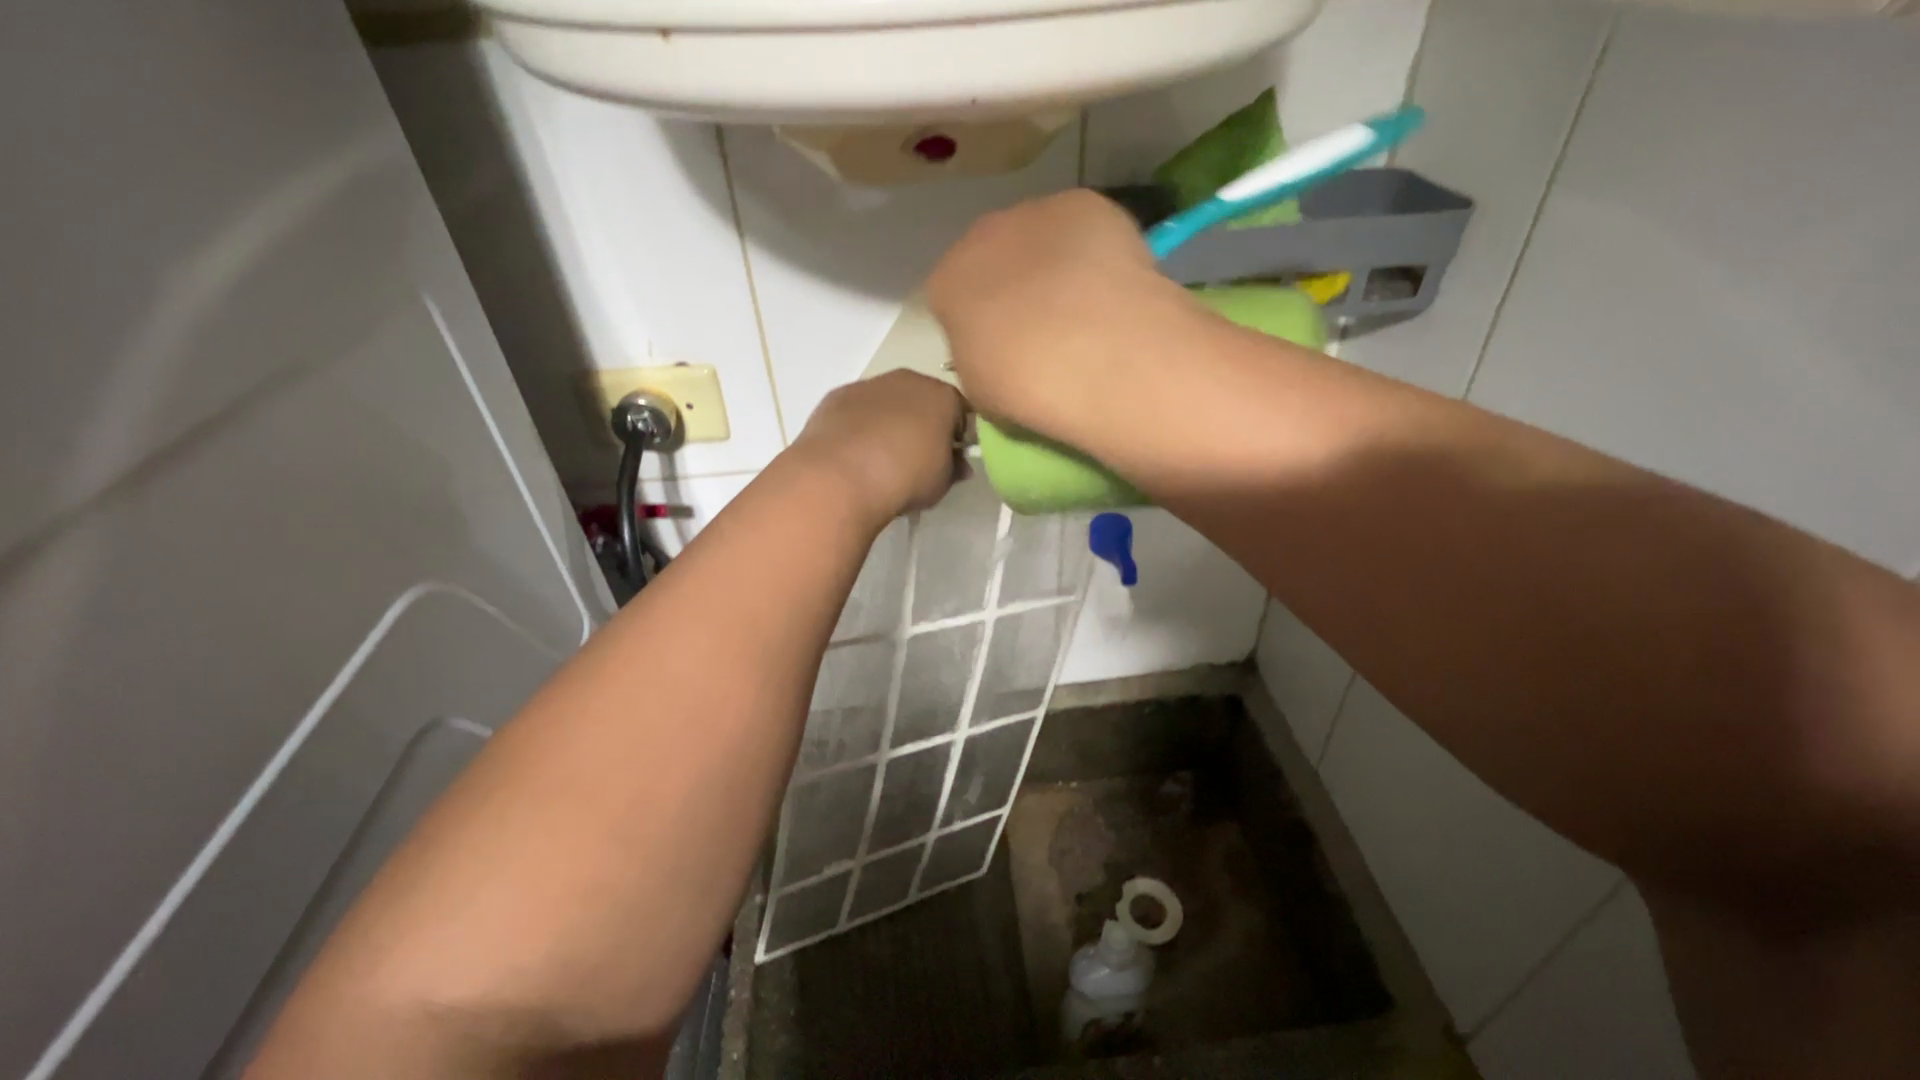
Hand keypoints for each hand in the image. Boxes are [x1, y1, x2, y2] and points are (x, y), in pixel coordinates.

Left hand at [789, 371, 966, 520]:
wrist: (841, 477)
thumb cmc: (905, 477)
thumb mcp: (942, 483)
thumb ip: (954, 468)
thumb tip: (959, 465)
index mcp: (942, 396)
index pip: (961, 412)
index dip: (957, 438)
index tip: (949, 460)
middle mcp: (907, 380)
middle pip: (922, 400)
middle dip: (922, 424)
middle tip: (916, 459)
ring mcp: (868, 385)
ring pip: (887, 402)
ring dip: (888, 422)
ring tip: (880, 459)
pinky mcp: (836, 396)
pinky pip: (857, 410)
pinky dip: (858, 426)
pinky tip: (853, 453)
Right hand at [925, 190, 1202, 440]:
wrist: (1095, 351)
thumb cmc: (1027, 384)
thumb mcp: (980, 389)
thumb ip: (976, 356)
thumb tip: (993, 347)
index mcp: (946, 284)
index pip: (954, 297)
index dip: (981, 321)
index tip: (1006, 347)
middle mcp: (980, 236)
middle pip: (994, 257)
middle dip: (1014, 283)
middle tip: (1048, 325)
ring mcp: (1032, 214)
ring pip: (1040, 237)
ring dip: (1055, 263)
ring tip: (1088, 304)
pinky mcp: (1083, 204)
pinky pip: (1084, 227)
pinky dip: (1096, 248)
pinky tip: (1113, 283)